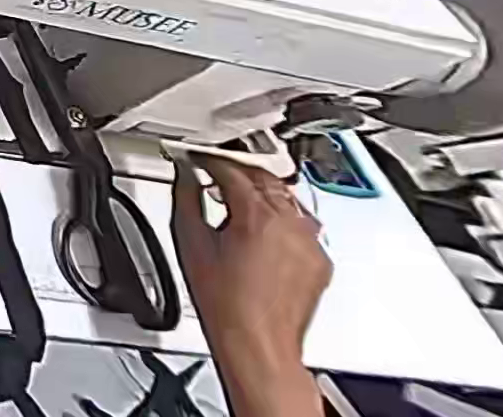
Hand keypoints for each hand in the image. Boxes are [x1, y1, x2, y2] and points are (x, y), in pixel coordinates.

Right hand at [171, 155, 330, 381]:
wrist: (256, 342)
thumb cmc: (224, 300)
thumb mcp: (189, 237)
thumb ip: (184, 194)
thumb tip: (183, 172)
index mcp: (257, 215)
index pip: (230, 169)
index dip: (207, 160)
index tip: (194, 160)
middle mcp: (290, 225)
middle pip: (262, 176)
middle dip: (235, 169)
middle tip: (212, 170)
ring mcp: (309, 243)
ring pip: (285, 196)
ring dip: (259, 189)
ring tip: (235, 194)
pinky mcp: (319, 260)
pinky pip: (301, 222)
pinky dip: (280, 214)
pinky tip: (260, 223)